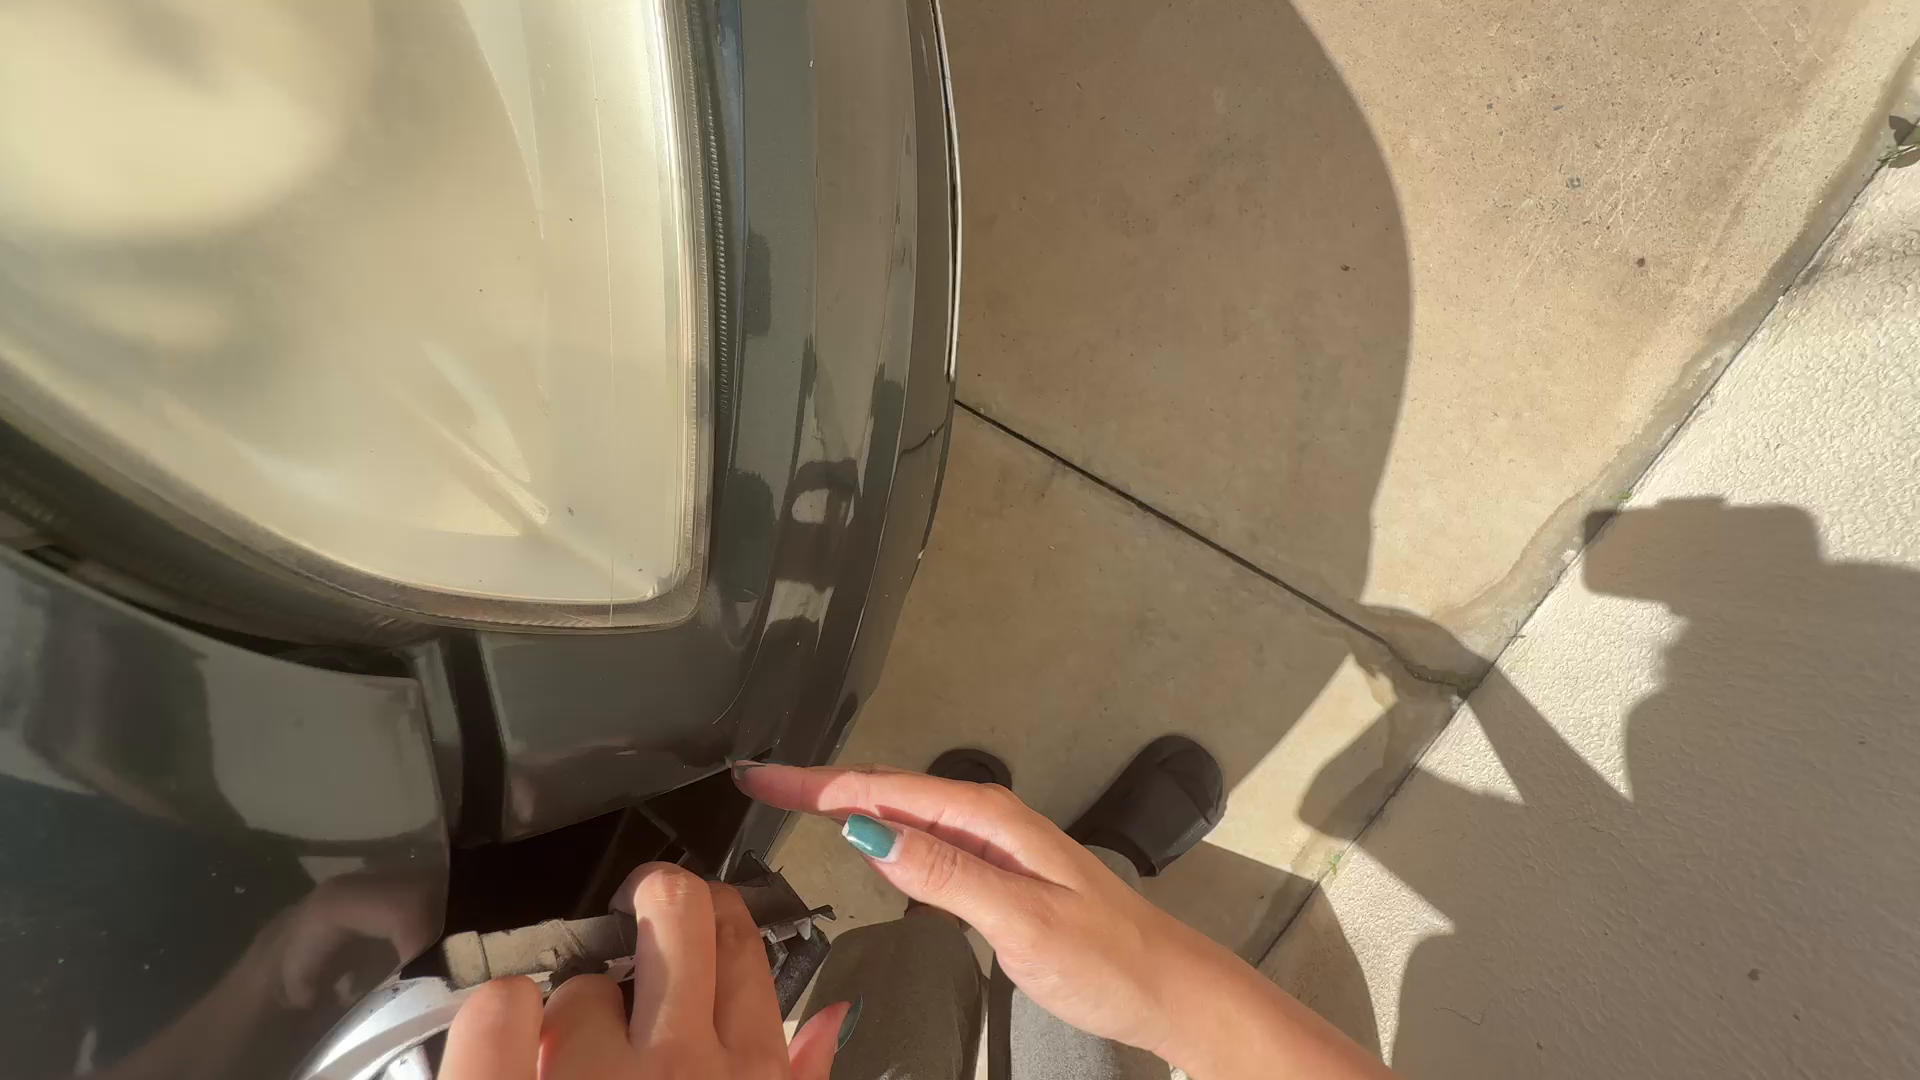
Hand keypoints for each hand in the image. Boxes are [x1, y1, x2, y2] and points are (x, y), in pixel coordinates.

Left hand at [439, 863, 850, 1079]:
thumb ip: (802, 1078)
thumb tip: (832, 1014)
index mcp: (748, 1078)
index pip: (746, 943)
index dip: (720, 913)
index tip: (699, 919)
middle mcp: (683, 1068)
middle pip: (678, 913)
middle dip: (656, 902)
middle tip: (634, 915)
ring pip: (580, 979)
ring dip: (566, 1010)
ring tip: (560, 1057)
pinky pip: (500, 1009)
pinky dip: (494, 1013)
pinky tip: (502, 1035)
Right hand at [736, 763, 1395, 1079]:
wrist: (1165, 982)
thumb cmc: (1103, 955)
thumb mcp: (1019, 917)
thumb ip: (944, 872)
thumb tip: (869, 833)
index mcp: (986, 817)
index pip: (885, 789)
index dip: (818, 784)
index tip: (764, 777)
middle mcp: (986, 816)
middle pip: (888, 789)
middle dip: (821, 783)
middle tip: (763, 783)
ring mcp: (990, 840)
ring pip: (902, 808)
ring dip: (846, 801)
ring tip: (796, 800)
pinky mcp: (993, 865)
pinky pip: (922, 834)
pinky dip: (881, 827)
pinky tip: (866, 836)